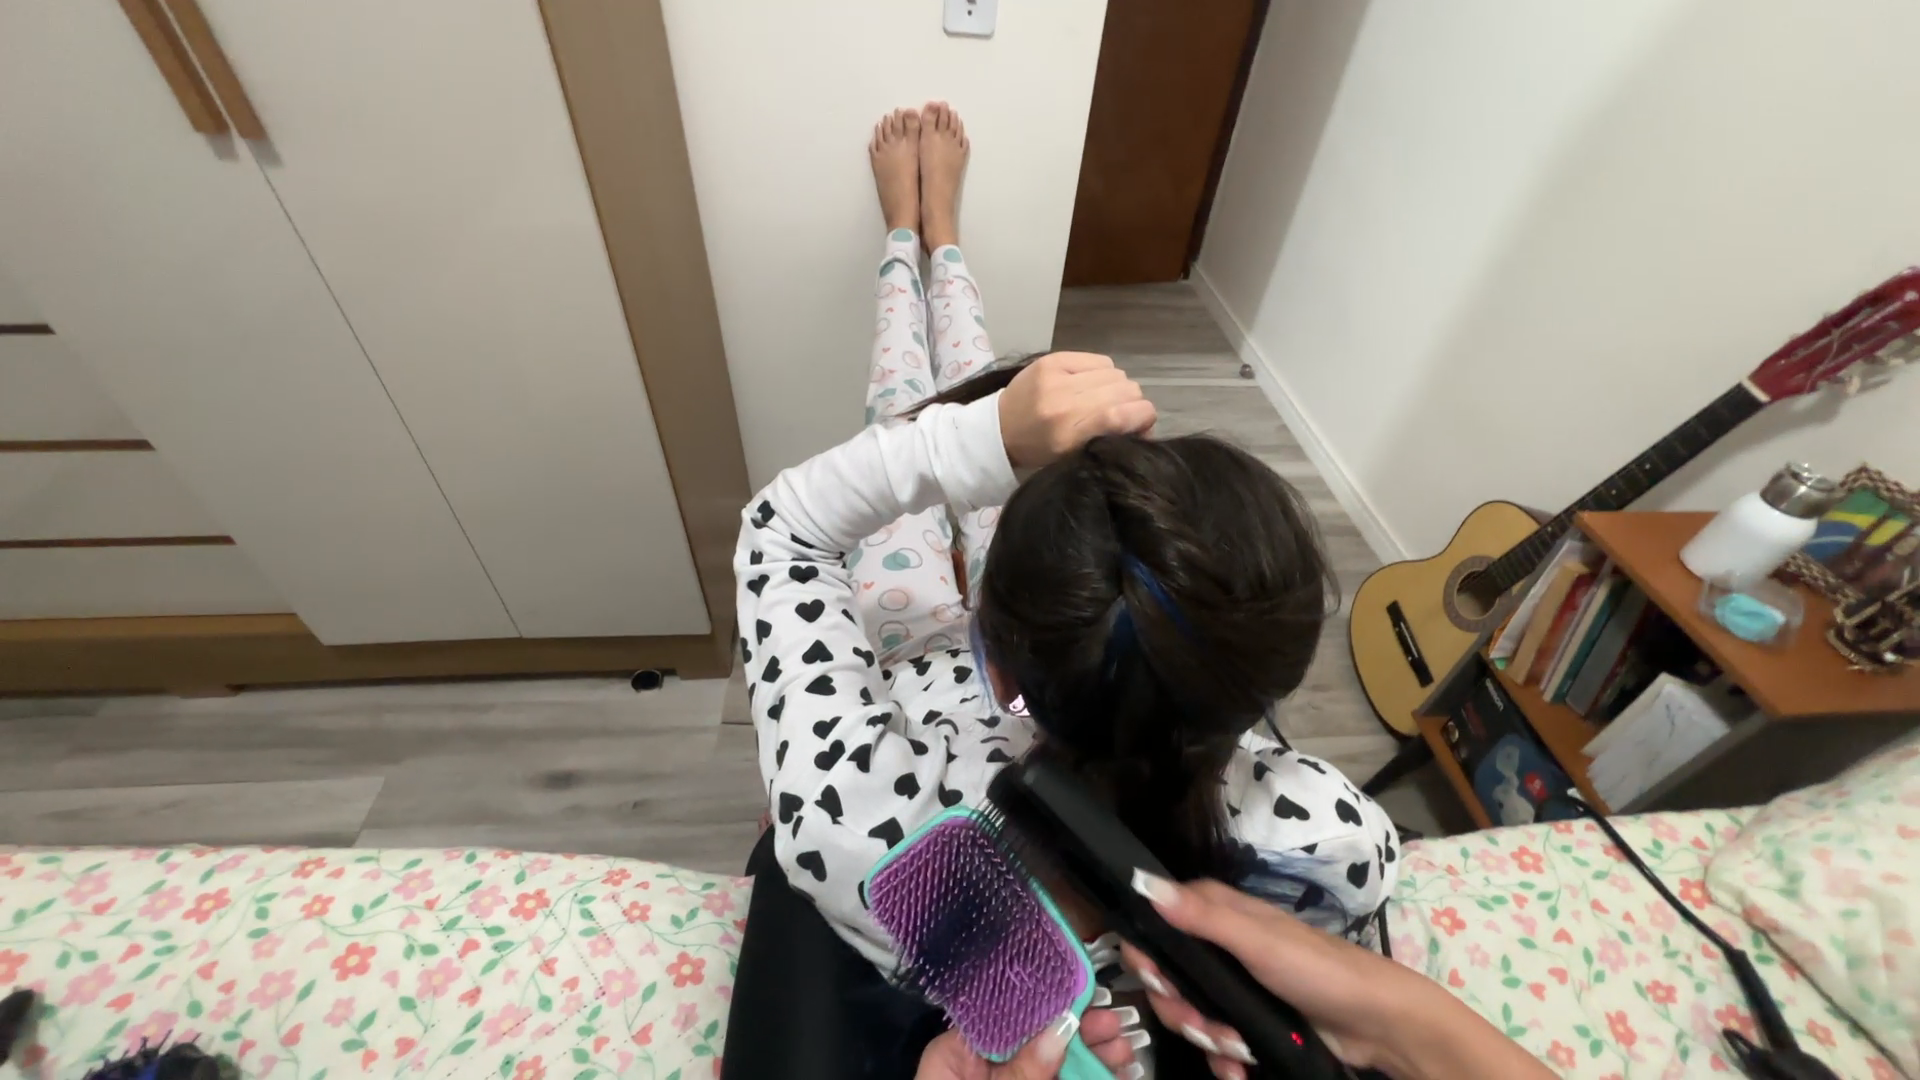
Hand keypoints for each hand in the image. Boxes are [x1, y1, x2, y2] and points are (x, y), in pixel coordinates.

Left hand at [914, 1008, 1138, 1079]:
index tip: (1080, 993)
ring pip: (1050, 1066)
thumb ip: (1024, 1072)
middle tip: (1115, 1024)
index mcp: (955, 1056)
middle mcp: (979, 1069)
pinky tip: (1115, 1076)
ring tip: (1124, 1050)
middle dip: (1076, 1031)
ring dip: (1088, 1058)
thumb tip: (1060, 1027)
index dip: (1042, 1001)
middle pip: (1032, 1038)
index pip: (999, 1013)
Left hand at [998, 352, 1155, 468]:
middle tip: (1120, 415)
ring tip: (1100, 400)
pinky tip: (1089, 384)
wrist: (997, 431)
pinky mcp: (1052, 360)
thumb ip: (1109, 438)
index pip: (1121, 415)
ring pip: (1116, 373)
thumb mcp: (1073, 458)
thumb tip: (1145, 422)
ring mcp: (1056, 377)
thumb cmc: (1039, 452)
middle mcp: (1063, 403)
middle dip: (1132, 403)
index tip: (1142, 426)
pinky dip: (1102, 373)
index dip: (1144, 417)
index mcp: (1068, 436)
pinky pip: (1100, 360)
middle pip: (1126, 390)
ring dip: (1116, 387)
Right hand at [1123, 874, 1554, 1079]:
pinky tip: (1239, 1066)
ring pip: (1189, 1011)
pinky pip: (1214, 1040)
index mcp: (1212, 912)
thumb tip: (1142, 881)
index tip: (1159, 980)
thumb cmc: (1316, 968)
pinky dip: (1222, 1057)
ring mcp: (1232, 984)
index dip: (1149, 954)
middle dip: (1181, 1009)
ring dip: (1205, 1037)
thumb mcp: (1256, 939)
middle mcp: (1216, 943)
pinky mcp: (1248, 1019)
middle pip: (1167, 976)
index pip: (1156, 922)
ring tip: (1236, 1048)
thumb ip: (1200, 914)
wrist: (1377, 1023)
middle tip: (1205, 1026)